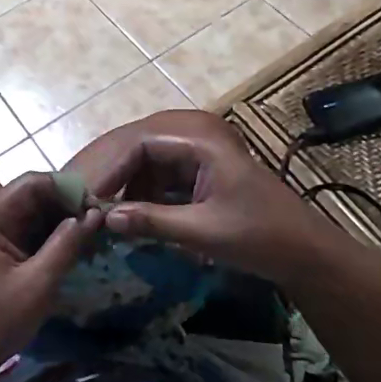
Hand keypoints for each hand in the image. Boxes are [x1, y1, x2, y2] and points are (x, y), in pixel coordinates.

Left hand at [0, 173, 100, 381]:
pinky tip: (81, 248)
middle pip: (37, 195)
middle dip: (70, 205)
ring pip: (40, 213)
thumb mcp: (37, 284)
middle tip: (101, 223)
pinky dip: (59, 236)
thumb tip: (95, 214)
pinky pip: (37, 232)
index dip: (66, 188)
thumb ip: (66, 245)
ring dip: (67, 220)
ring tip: (97, 235)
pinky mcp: (8, 252)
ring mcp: (0, 236)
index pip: (32, 183)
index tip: (95, 207)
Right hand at [99, 126, 352, 287]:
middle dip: (108, 168)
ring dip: (122, 180)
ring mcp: (198, 148)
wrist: (302, 249)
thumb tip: (103, 217)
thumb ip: (152, 220)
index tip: (85, 196)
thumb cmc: (260, 236)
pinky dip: (140, 189)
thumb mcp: (203, 231)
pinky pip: (158, 170)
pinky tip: (124, 211)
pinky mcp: (198, 166)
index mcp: (202, 138)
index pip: (140, 141)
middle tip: (78, 195)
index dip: (109, 167)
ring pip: (145, 155)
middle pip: (138, 141)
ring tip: (95, 206)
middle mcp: (197, 132)